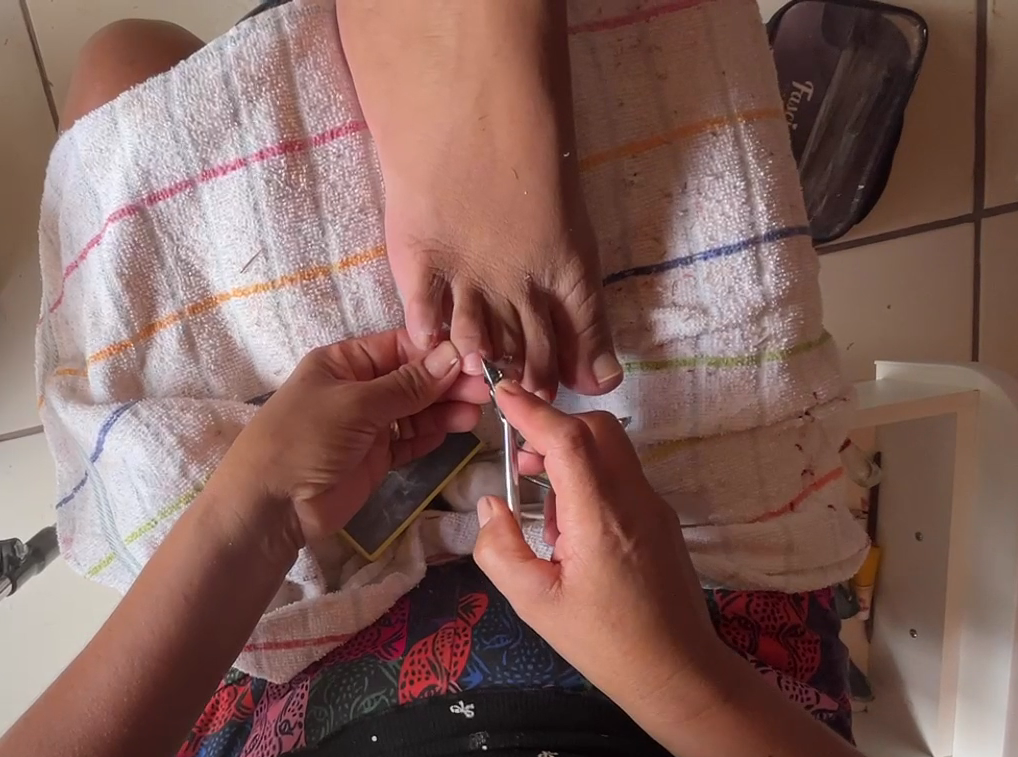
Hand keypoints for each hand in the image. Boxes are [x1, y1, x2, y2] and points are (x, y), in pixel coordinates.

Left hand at [213, 330, 483, 548]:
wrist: (271, 504)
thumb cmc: (304, 439)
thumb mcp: (355, 405)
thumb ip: (407, 385)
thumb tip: (454, 357)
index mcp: (344, 362)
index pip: (400, 346)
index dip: (437, 351)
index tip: (475, 358)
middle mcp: (357, 390)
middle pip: (412, 379)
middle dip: (447, 383)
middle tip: (485, 390)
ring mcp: (366, 426)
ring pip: (414, 411)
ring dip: (444, 410)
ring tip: (476, 413)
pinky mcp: (374, 459)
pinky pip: (408, 441)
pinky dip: (429, 436)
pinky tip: (454, 431)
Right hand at [338, 0, 620, 397]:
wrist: (465, 99)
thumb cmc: (529, 129)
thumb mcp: (572, 196)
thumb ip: (579, 268)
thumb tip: (598, 341)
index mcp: (563, 257)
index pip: (577, 323)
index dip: (583, 357)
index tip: (590, 386)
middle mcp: (515, 279)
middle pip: (527, 341)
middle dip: (535, 372)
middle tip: (536, 396)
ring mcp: (463, 274)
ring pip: (477, 337)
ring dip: (487, 364)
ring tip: (491, 383)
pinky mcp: (419, 261)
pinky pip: (423, 312)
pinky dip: (430, 336)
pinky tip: (434, 352)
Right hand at [472, 381, 738, 716]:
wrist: (677, 672)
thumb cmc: (601, 642)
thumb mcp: (532, 602)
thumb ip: (500, 548)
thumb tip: (491, 505)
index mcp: (601, 519)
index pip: (568, 441)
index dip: (532, 410)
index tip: (501, 392)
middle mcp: (634, 501)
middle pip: (598, 429)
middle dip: (553, 427)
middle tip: (520, 462)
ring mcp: (653, 508)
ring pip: (611, 449)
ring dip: (569, 455)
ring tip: (541, 507)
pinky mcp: (659, 520)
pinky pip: (619, 476)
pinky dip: (586, 479)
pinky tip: (568, 529)